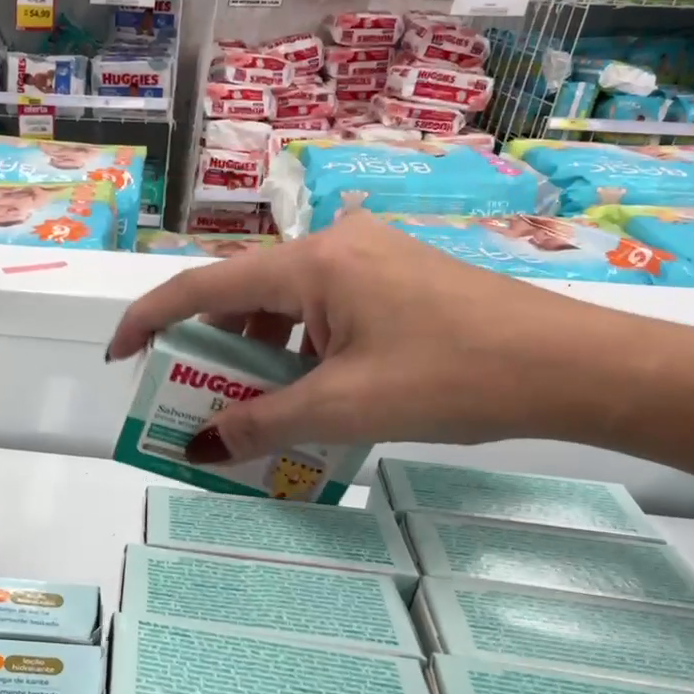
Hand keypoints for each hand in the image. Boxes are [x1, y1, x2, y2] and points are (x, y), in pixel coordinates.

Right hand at [105, 212, 622, 463]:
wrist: (575, 366)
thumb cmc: (454, 378)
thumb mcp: (344, 407)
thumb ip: (260, 424)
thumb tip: (198, 447)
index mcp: (311, 263)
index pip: (203, 285)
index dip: (149, 320)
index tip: (118, 355)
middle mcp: (333, 246)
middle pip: (243, 295)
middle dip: (210, 348)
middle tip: (192, 398)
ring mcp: (369, 258)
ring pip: (285, 306)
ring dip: (258, 355)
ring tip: (254, 407)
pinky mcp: (396, 278)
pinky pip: (323, 311)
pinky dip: (300, 351)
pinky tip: (311, 392)